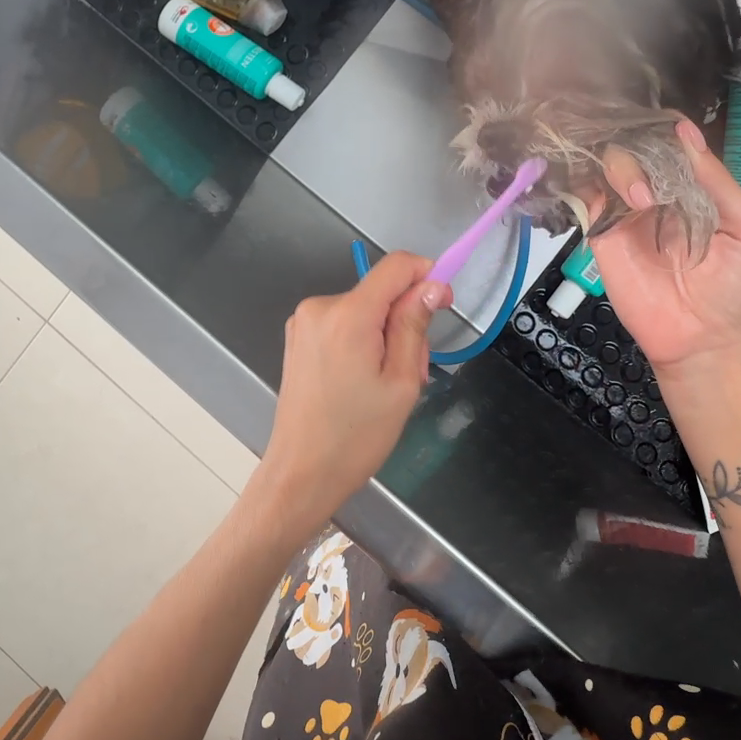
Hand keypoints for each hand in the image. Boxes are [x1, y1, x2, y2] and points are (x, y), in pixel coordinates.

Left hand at [256, 252, 451, 523]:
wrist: (301, 473)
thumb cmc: (357, 436)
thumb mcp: (401, 382)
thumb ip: (415, 325)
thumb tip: (434, 284)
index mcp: (347, 314)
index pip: (396, 266)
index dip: (427, 277)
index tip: (442, 307)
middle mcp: (319, 307)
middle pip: (380, 292)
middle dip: (404, 322)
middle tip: (409, 374)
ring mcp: (303, 322)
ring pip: (364, 310)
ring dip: (384, 337)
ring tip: (383, 386)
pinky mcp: (298, 339)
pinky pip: (344, 324)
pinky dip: (362, 343)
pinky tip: (361, 382)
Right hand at [585, 120, 740, 386]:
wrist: (702, 340)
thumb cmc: (734, 288)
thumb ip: (717, 180)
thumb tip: (685, 131)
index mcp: (691, 186)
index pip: (668, 142)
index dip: (661, 127)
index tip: (660, 119)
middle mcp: (655, 192)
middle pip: (632, 147)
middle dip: (639, 151)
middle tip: (654, 184)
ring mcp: (624, 211)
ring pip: (605, 165)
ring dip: (618, 168)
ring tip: (640, 199)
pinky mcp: (600, 234)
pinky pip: (584, 197)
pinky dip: (585, 182)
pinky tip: (606, 191)